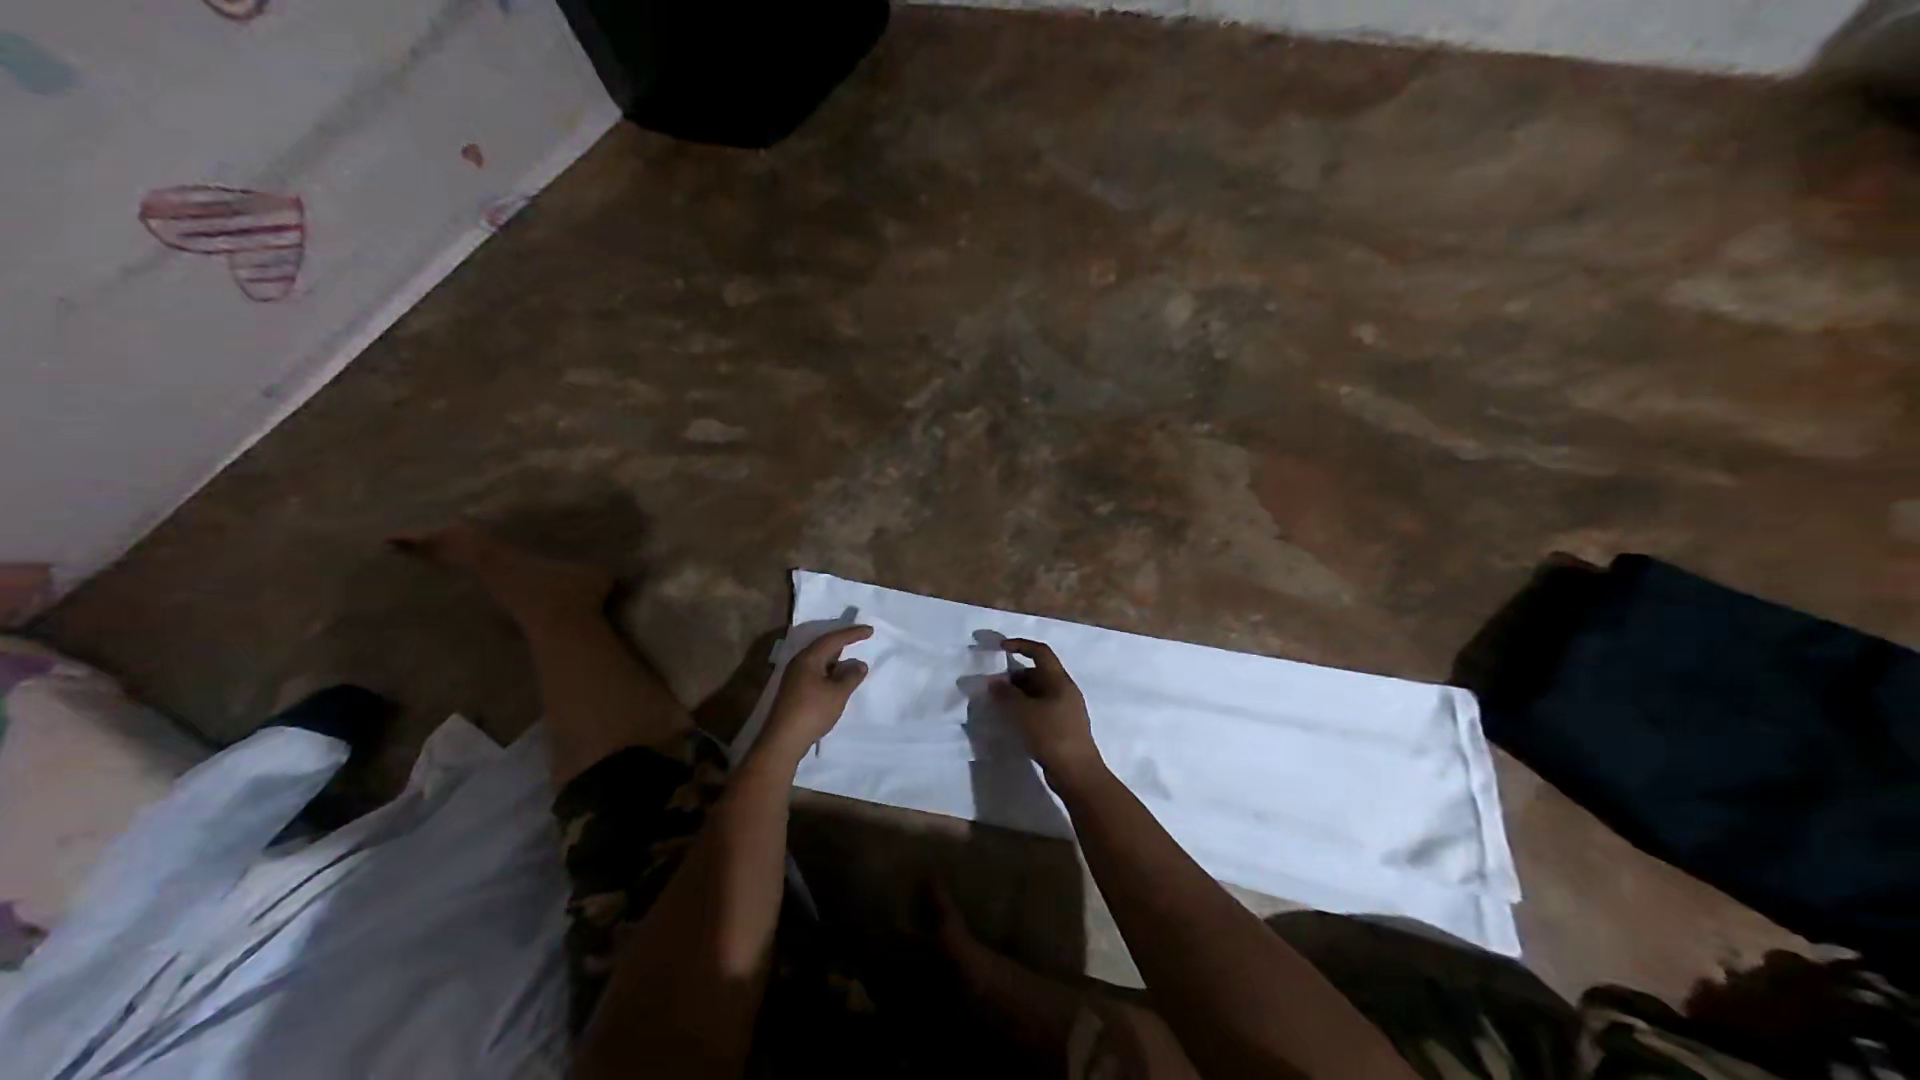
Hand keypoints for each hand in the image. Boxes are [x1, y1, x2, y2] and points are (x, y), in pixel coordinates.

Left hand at [759, 625, 871, 763]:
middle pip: (823, 646)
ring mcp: (794, 677)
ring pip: (819, 660)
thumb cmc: (812, 711)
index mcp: (808, 658)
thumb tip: (859, 664)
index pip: (833, 639)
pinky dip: (830, 670)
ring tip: (852, 659)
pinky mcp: (794, 690)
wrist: (783, 740)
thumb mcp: (838, 693)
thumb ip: (851, 676)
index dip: (852, 633)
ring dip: (836, 658)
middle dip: (842, 642)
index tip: (870, 630)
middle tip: (860, 638)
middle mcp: (799, 663)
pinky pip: (815, 671)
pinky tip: (837, 678)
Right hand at [990, 638, 1104, 783]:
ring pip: (1038, 692)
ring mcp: (1065, 709)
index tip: (1000, 647)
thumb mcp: (1024, 712)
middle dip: (1014, 676)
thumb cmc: (1051, 735)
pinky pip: (1040, 708)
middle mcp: (1065, 691)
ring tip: (999, 705)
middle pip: (1038, 673)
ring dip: (1018, 694)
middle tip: (993, 687)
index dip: (1020, 645)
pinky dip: (1025, 708)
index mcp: (1059, 681)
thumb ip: (1007, 694)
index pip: (1040, 652)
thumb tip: (994, 682)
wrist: (1076, 772)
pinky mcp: (1062, 726)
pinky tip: (1012, 720)